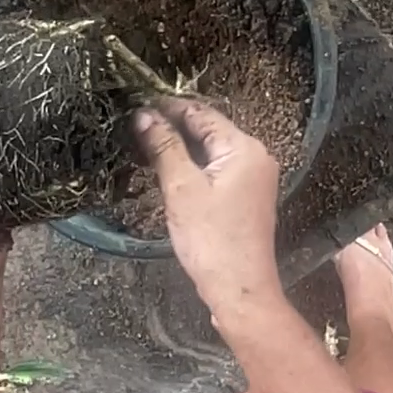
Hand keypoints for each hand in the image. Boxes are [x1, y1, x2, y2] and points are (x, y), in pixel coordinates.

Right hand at [135, 99, 283, 314]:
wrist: (239, 289)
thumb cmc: (212, 240)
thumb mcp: (181, 188)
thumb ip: (164, 147)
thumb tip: (144, 116)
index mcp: (244, 148)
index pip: (202, 113)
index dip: (168, 107)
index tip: (137, 103)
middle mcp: (256, 157)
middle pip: (210, 129)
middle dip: (174, 125)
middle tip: (136, 122)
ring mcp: (254, 179)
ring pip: (212, 150)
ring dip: (182, 146)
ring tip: (146, 142)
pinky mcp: (247, 197)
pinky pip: (218, 169)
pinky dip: (194, 165)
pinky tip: (170, 169)